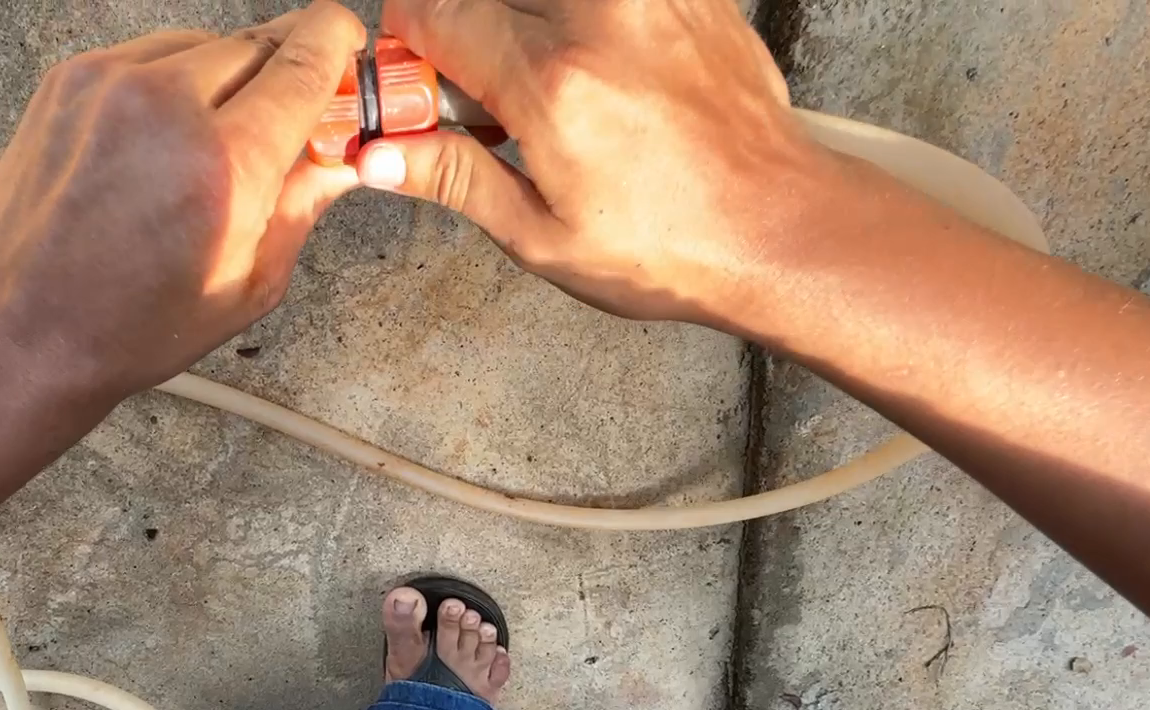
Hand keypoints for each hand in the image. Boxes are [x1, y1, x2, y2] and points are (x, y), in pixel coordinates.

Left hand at [0, 2, 364, 400]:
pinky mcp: (72, 77)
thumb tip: (336, 160)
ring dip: (232, 80)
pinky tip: (176, 139)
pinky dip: (179, 85)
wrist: (26, 328)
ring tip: (225, 143)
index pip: (302, 63)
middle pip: (258, 43)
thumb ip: (300, 209)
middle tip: (296, 118)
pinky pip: (152, 57)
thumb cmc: (134, 326)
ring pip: (205, 45)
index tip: (348, 48)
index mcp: (224, 166)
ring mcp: (110, 81)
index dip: (337, 46)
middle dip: (288, 71)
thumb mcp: (247, 288)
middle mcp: (166, 104)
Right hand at [362, 0, 842, 326]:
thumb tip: (379, 155)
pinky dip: (567, 22)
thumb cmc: (662, 247)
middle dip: (461, 39)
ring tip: (536, 96)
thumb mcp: (539, 236)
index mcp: (552, 85)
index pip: (437, 14)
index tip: (411, 85)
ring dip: (515, 28)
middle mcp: (598, 16)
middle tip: (479, 107)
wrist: (770, 226)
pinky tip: (588, 78)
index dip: (407, 46)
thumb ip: (455, 178)